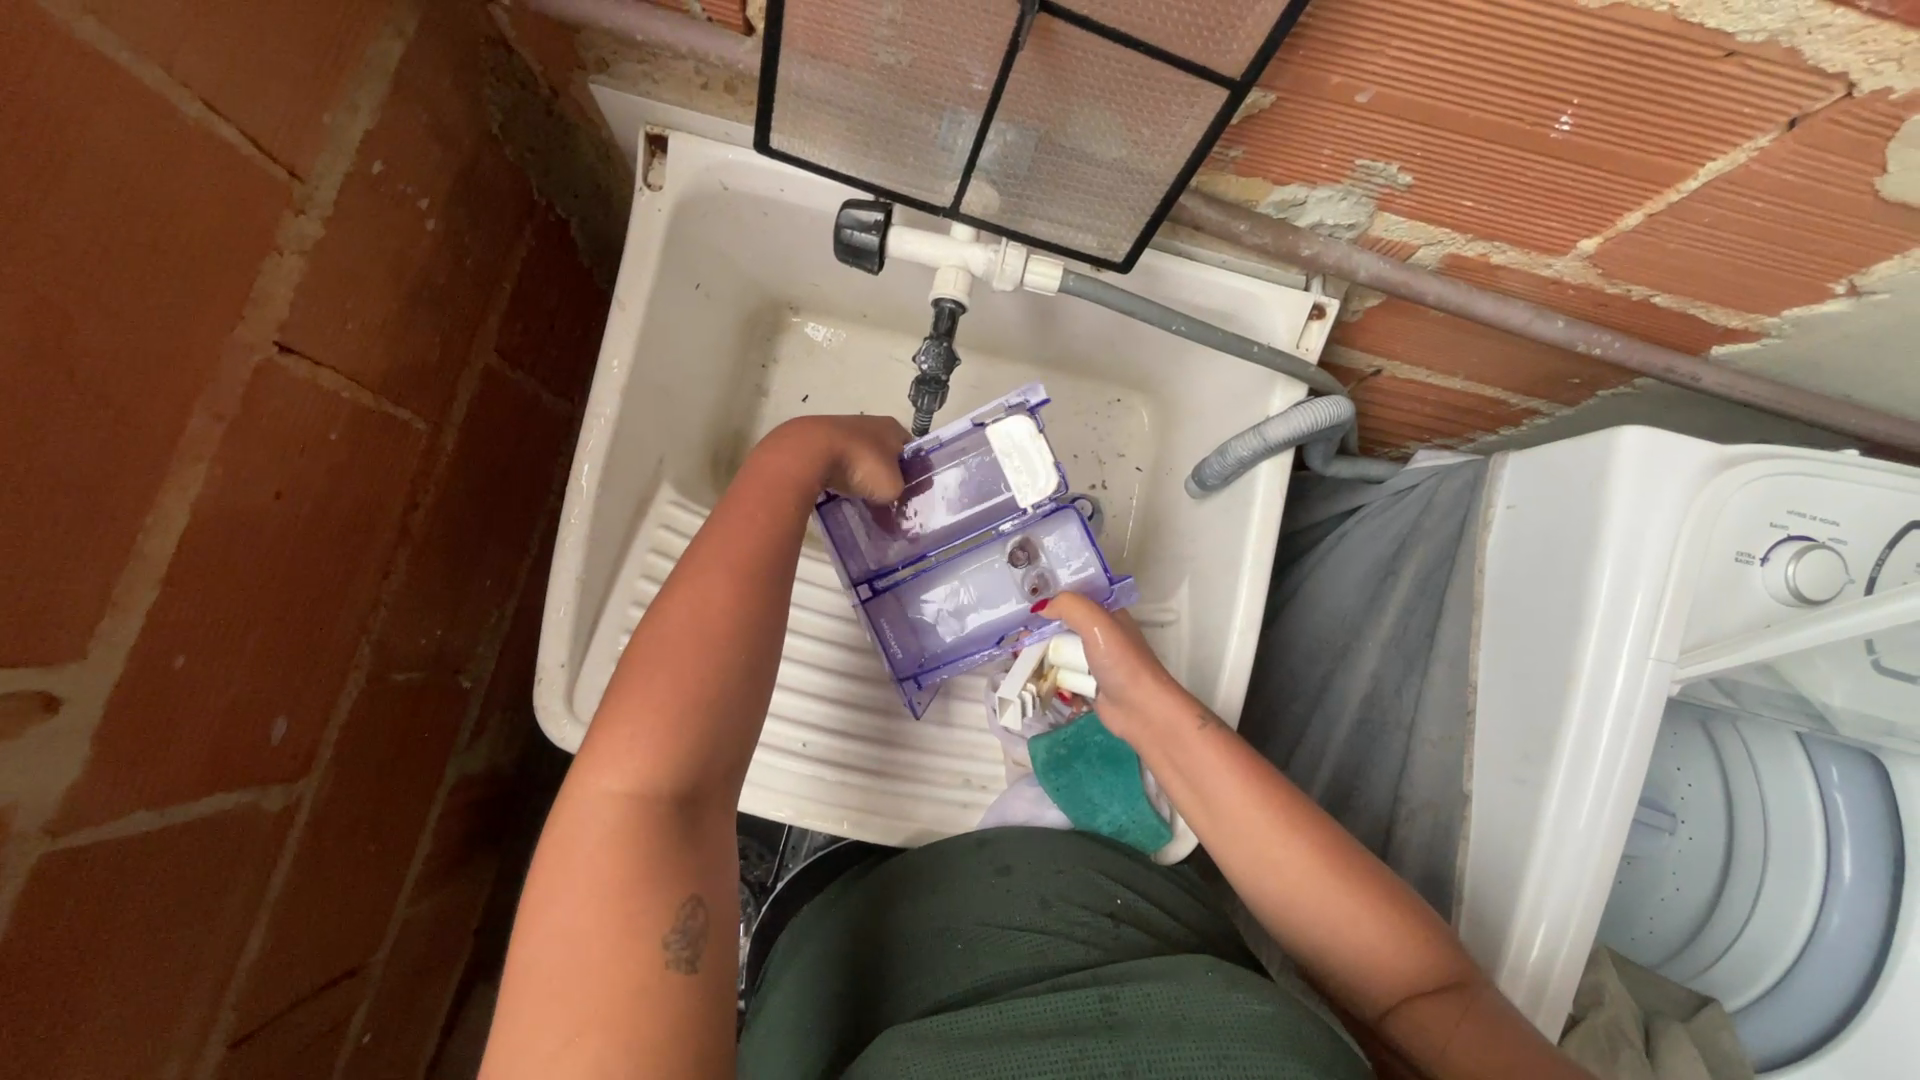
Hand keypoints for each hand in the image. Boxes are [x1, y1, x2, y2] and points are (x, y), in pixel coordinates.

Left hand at [763, 415, 908, 502]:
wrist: (811, 451)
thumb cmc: (863, 464)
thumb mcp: (893, 486)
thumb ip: (899, 493)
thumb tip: (894, 499)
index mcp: (893, 428)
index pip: (912, 452)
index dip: (914, 475)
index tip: (912, 496)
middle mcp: (870, 425)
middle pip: (885, 458)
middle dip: (887, 482)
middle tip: (889, 506)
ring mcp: (842, 432)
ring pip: (861, 463)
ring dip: (864, 483)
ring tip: (864, 506)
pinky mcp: (819, 443)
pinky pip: (838, 466)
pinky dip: (842, 482)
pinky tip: (841, 498)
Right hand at [1033, 592, 1214, 748]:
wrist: (1140, 710)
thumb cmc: (1121, 662)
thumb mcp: (1097, 623)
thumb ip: (1069, 606)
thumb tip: (1040, 607)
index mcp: (1107, 614)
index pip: (1075, 600)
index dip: (1051, 600)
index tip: (1024, 606)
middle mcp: (1100, 635)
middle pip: (1062, 627)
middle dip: (1039, 633)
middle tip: (1017, 639)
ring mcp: (1093, 662)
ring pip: (1059, 653)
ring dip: (1041, 658)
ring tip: (1019, 660)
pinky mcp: (1087, 685)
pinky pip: (1061, 677)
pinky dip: (1050, 679)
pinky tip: (1035, 681)